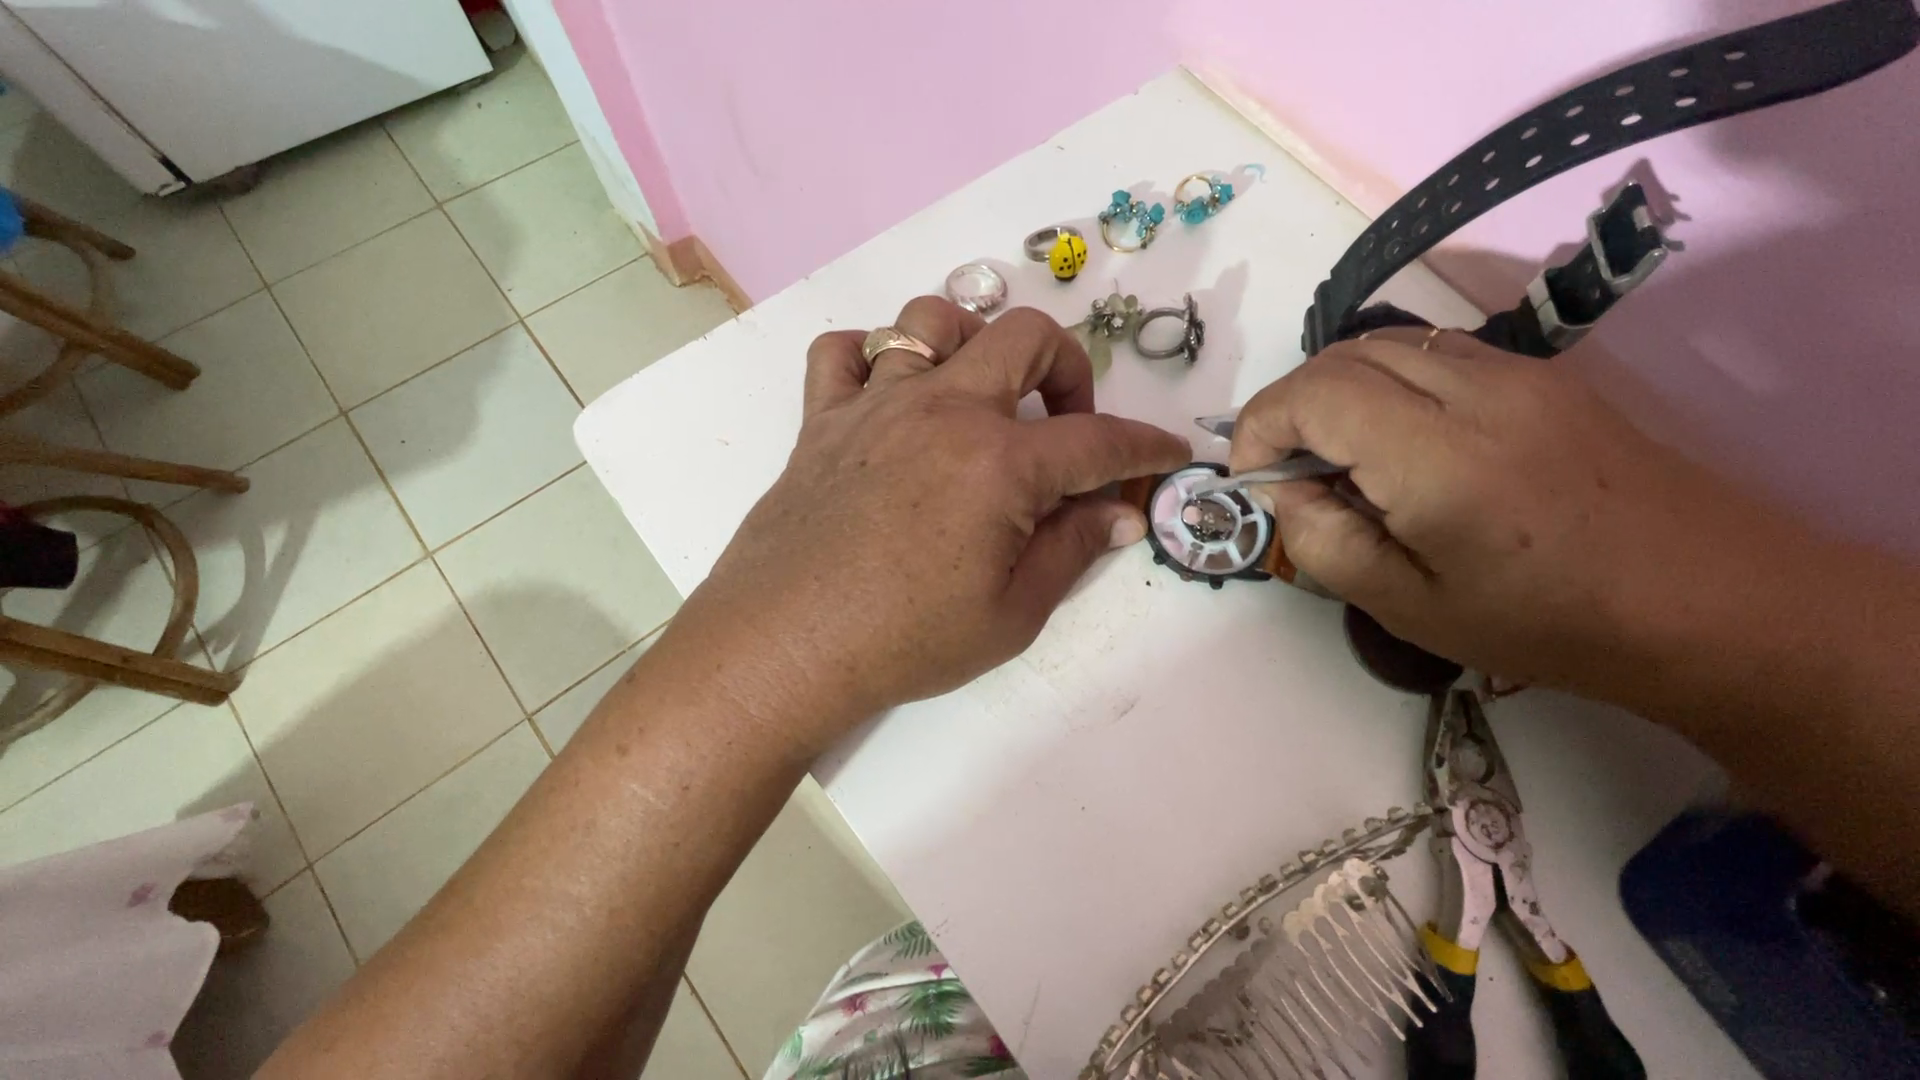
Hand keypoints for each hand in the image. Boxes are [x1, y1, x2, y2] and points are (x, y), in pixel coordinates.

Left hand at [660, 297, 1188, 755]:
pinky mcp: (822, 421)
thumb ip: (1072, 551)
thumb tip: (1120, 514)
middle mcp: (942, 411)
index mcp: (999, 462)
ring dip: (971, 342)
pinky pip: (841, 353)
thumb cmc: (905, 641)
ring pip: (930, 320)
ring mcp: (876, 407)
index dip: (1144, 446)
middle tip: (1066, 425)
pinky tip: (890, 401)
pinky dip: (871, 360)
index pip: (1097, 440)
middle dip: (1068, 369)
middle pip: (1025, 336)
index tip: (1167, 453)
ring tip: (980, 394)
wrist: (784, 647)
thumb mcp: (1012, 615)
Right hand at [1230, 328, 1789, 691]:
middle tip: (1291, 471)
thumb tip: (1284, 488)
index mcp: (1438, 458)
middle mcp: (1476, 391)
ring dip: (1335, 388)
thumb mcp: (1408, 608)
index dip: (1260, 425)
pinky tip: (1398, 439)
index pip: (1314, 393)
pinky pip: (1434, 353)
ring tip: (1339, 455)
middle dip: (1290, 405)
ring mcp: (1517, 373)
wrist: (1714, 603)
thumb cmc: (1548, 623)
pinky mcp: (1543, 375)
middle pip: (1342, 355)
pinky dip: (1385, 380)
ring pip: (1386, 343)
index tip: (1255, 477)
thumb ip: (1323, 541)